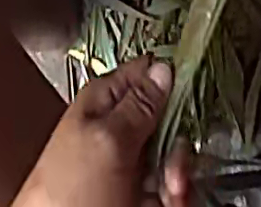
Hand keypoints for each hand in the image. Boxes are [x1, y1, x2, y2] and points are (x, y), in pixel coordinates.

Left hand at [13, 56, 195, 206]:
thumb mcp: (106, 142)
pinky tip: (170, 201)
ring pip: (175, 152)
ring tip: (171, 191)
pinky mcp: (142, 196)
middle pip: (168, 115)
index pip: (146, 70)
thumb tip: (164, 67)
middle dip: (179, 136)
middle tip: (173, 161)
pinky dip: (178, 194)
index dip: (172, 76)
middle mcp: (120, 128)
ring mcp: (132, 164)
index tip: (191, 90)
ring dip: (180, 171)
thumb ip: (138, 105)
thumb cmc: (70, 194)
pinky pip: (173, 185)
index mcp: (105, 101)